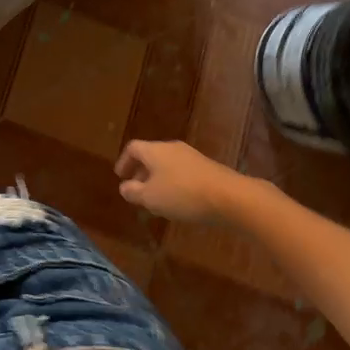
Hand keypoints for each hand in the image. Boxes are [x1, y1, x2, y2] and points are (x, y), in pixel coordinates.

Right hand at [114, 139, 249, 223]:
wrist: (229, 196)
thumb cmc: (183, 194)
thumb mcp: (152, 198)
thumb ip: (134, 192)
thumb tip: (124, 187)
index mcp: (155, 150)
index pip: (133, 148)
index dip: (124, 161)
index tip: (120, 176)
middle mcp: (172, 148)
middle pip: (151, 155)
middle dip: (141, 172)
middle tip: (137, 190)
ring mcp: (191, 156)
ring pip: (167, 164)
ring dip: (158, 179)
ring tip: (157, 199)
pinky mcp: (207, 168)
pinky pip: (182, 172)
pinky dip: (174, 183)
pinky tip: (179, 201)